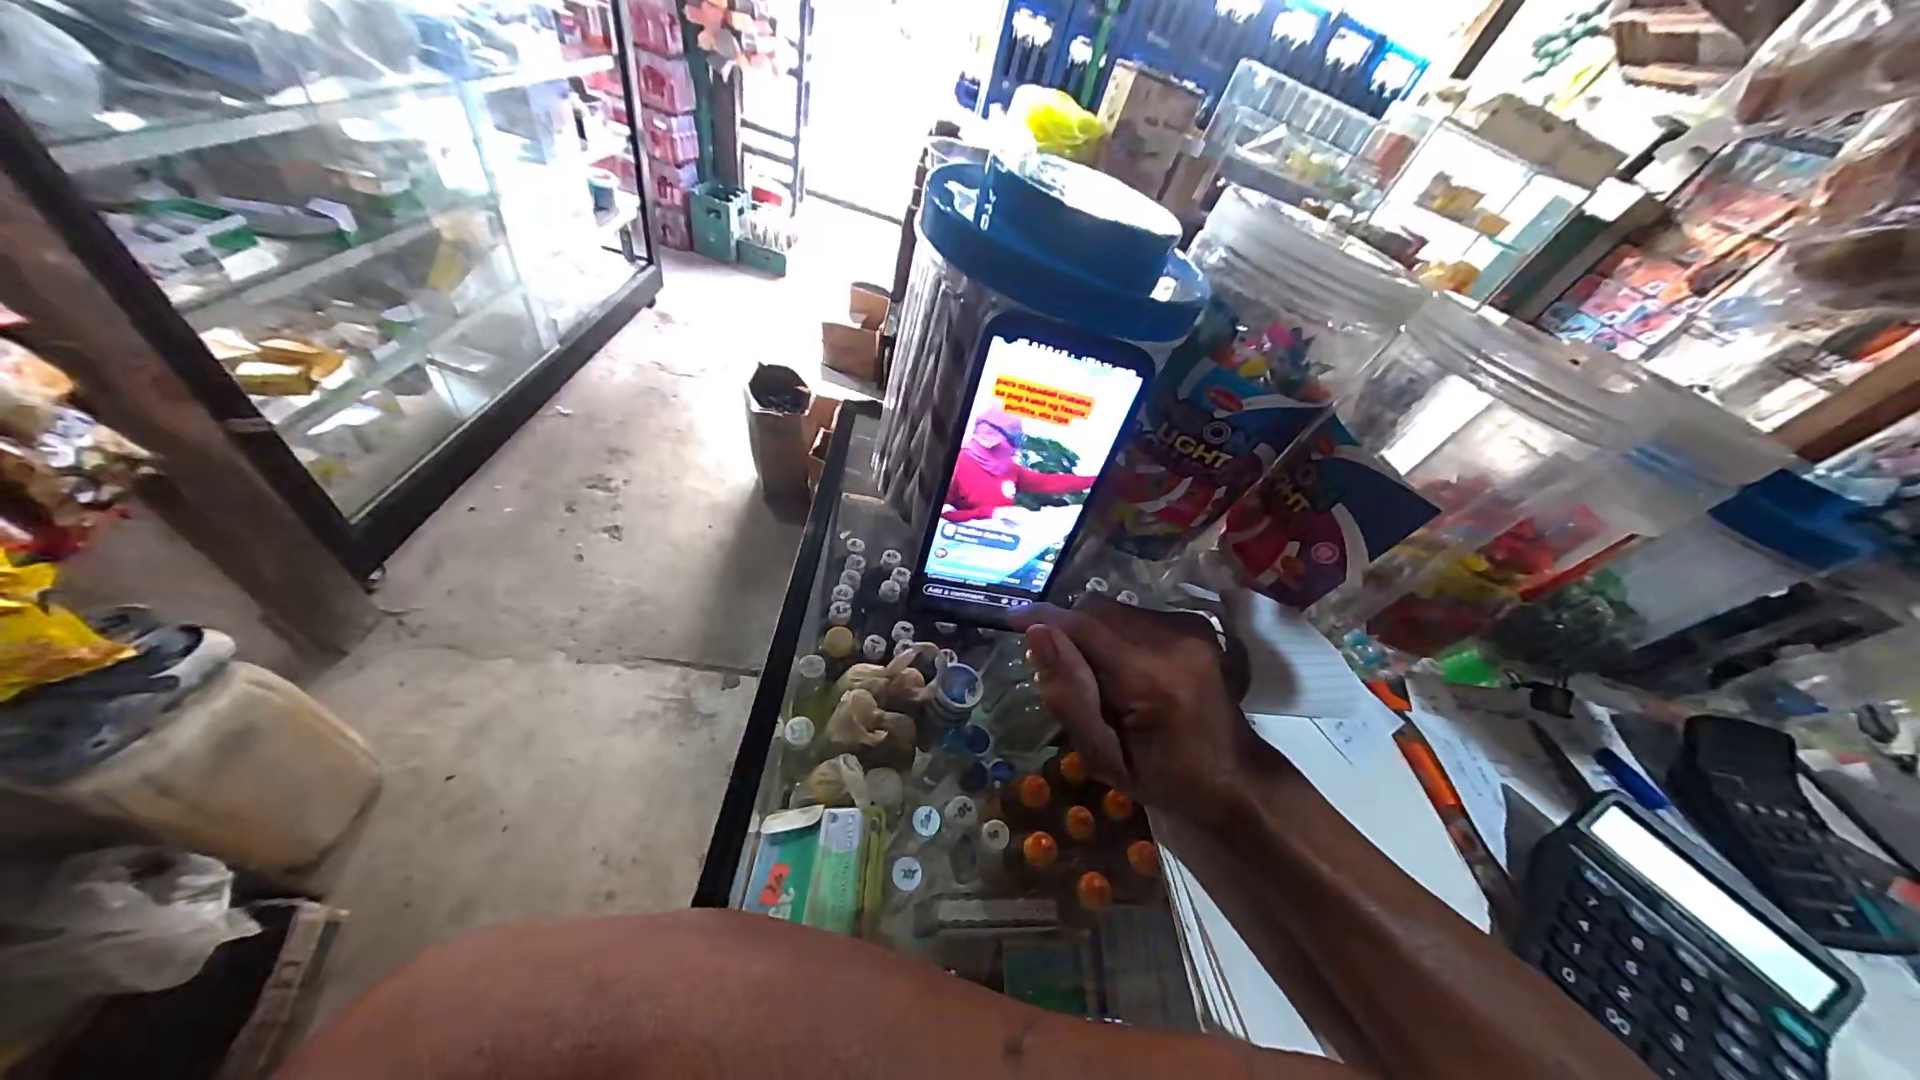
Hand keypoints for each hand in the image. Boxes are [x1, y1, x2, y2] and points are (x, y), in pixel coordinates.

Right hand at [1013, 596, 1287, 828]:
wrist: (1234, 778)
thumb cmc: (1164, 779)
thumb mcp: (1103, 758)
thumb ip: (1068, 695)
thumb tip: (1037, 634)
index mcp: (1150, 678)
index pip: (1083, 626)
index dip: (1043, 617)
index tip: (1011, 619)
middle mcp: (1174, 640)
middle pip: (1097, 609)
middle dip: (1068, 628)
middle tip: (1059, 668)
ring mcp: (1191, 628)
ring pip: (1115, 609)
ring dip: (1091, 630)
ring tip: (1095, 675)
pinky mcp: (1197, 625)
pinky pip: (1136, 614)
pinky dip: (1115, 633)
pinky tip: (1122, 668)